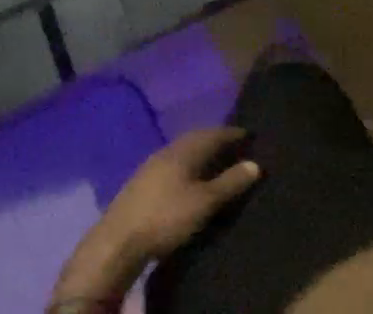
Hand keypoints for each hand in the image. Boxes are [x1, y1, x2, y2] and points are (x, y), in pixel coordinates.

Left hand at [50, 128, 260, 307]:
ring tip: (217, 162)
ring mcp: (152, 164)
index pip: (214, 133)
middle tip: (236, 146)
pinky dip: (189, 164)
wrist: (118, 240)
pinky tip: (190, 177)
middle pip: (197, 138)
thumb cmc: (166, 217)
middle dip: (217, 140)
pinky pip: (174, 163)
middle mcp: (168, 149)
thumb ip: (230, 183)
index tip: (250, 134)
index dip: (233, 134)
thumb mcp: (204, 202)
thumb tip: (255, 164)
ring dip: (202, 153)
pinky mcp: (143, 181)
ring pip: (184, 150)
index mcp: (185, 149)